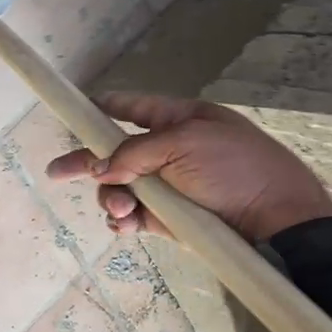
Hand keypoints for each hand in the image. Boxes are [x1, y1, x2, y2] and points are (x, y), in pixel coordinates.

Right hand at [45, 92, 331, 243]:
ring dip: (111, 198)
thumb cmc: (236, 169)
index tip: (76, 109)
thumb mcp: (184, 145)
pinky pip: (129, 215)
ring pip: (117, 188)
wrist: (275, 222)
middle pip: (114, 153)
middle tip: (56, 172)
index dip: (105, 106)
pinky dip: (122, 220)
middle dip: (88, 164)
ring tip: (121, 211)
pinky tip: (125, 225)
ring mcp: (167, 185)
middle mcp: (169, 151)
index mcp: (181, 121)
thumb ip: (133, 152)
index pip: (135, 107)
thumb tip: (98, 169)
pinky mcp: (165, 217)